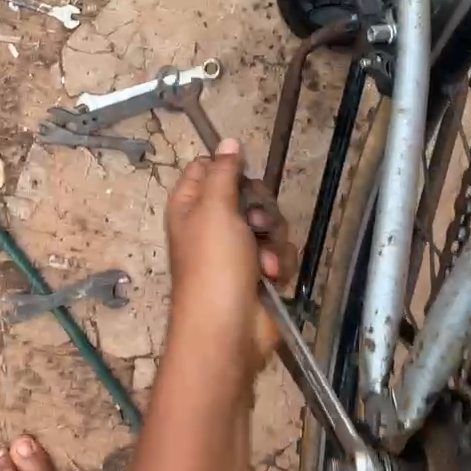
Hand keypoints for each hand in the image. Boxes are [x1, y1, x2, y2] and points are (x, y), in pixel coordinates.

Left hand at [164, 139, 287, 378]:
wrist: (228, 330)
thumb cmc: (214, 265)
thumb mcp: (215, 208)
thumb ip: (224, 172)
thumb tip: (228, 141)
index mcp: (190, 205)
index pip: (207, 168)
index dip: (229, 168)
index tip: (243, 173)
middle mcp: (211, 224)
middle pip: (247, 193)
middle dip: (261, 208)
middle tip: (257, 222)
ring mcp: (237, 250)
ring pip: (269, 223)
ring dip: (273, 240)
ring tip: (263, 261)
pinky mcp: (259, 273)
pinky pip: (280, 251)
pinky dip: (279, 263)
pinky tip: (271, 277)